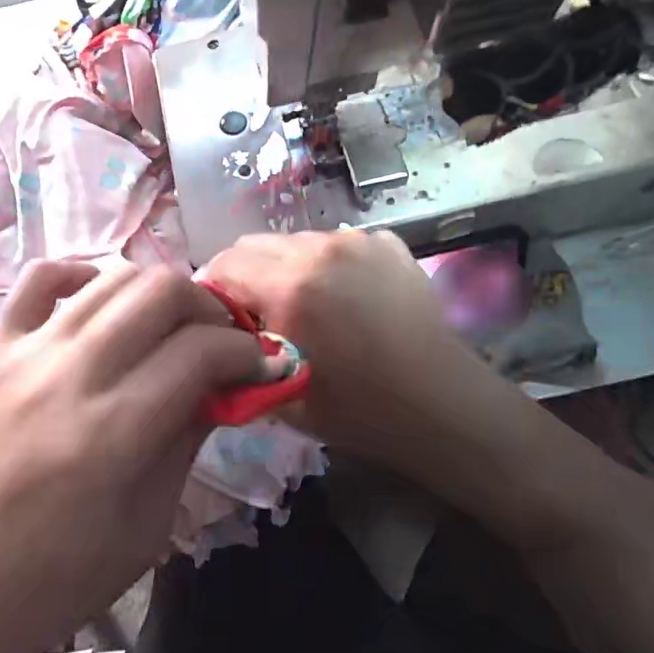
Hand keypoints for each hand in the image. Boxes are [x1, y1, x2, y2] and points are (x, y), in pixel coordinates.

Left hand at [0, 260, 267, 652]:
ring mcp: (25, 354)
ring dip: (159, 290)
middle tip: (223, 341)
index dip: (246, 352)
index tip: (264, 364)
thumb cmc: (54, 581)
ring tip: (174, 325)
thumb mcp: (147, 527)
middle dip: (210, 308)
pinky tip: (105, 304)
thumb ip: (188, 441)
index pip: (200, 353)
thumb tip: (224, 386)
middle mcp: (70, 376)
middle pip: (161, 292)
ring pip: (112, 276)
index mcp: (112, 432)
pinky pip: (41, 278)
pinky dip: (85, 275)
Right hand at [201, 230, 488, 474]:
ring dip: (286, 267)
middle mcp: (322, 249)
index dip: (211, 291)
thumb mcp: (285, 401)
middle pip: (256, 244)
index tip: (218, 318)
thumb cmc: (362, 412)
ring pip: (297, 241)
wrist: (441, 404)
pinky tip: (345, 297)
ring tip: (304, 305)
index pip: (224, 265)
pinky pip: (340, 243)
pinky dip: (330, 264)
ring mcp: (361, 241)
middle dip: (244, 276)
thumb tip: (216, 341)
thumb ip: (241, 363)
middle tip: (255, 314)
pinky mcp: (389, 245)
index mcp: (291, 286)